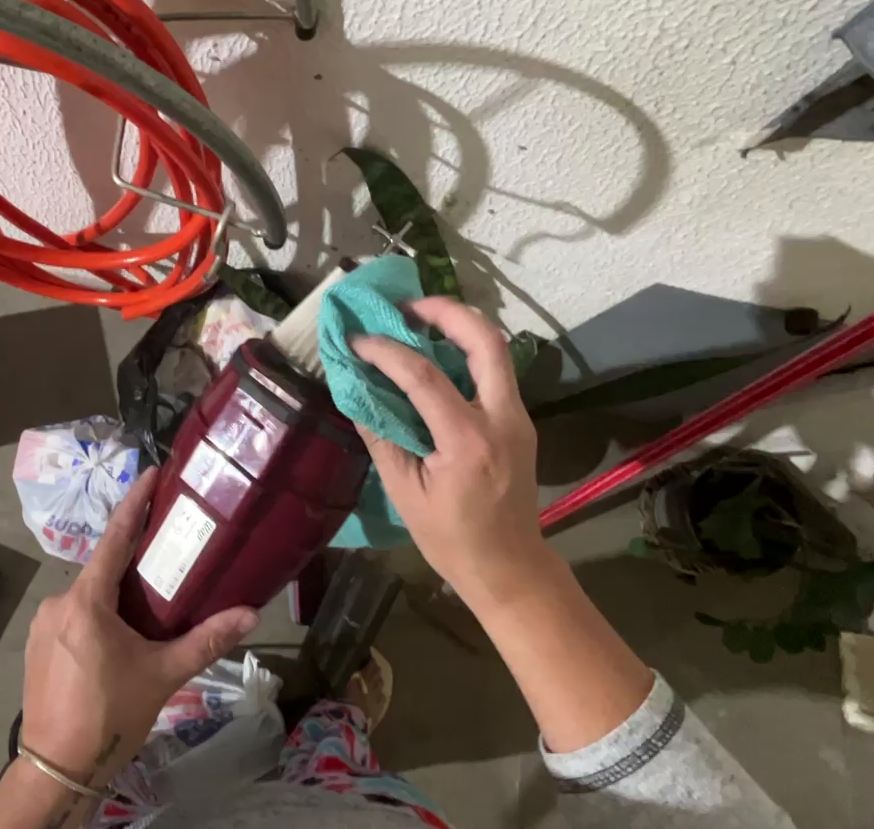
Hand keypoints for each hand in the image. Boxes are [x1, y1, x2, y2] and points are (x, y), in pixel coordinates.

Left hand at [18, 467, 259, 786]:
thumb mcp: (162, 676)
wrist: (57, 769)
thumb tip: (250, 614)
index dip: (135, 502)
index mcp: (87, 601)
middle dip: (133, 560)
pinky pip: (73, 615)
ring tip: (148, 606)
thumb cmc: (110, 716)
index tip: (152, 472)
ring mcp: (43, 624)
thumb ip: (205, 641)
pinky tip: (117, 637)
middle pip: (103, 568)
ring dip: (115, 594)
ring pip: (88, 594)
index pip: (114, 538)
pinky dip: (97, 614)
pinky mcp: (37, 645)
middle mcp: (59, 602)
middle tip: (167, 553)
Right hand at [350, 297, 543, 605]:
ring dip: (459, 325)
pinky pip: (494, 370)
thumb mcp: (404, 493)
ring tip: (419, 320)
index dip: (386, 351)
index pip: (424, 377)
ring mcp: (517, 417)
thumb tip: (355, 392)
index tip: (356, 340)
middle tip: (406, 306)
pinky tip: (436, 355)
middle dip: (446, 312)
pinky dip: (465, 350)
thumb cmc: (451, 539)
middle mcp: (501, 419)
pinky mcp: (519, 420)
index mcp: (468, 442)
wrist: (510, 567)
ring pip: (496, 350)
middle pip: (485, 341)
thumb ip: (381, 437)